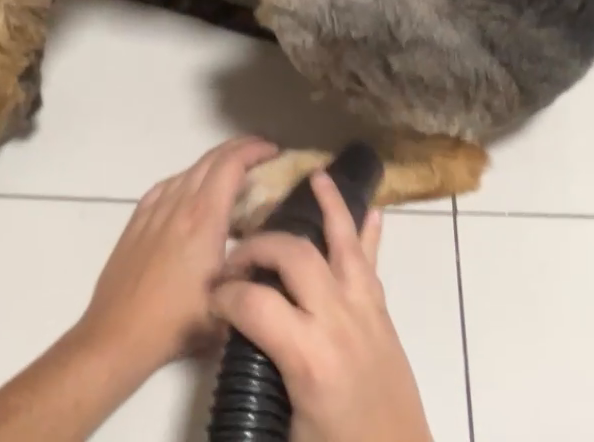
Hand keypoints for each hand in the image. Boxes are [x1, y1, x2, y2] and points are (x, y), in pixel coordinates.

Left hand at [75, 136, 278, 372]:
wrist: (116, 339)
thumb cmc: (175, 324)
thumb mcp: (229, 302)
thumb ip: (253, 271)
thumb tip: (272, 251)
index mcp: (204, 219)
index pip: (231, 165)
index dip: (255, 150)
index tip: (275, 152)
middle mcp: (179, 205)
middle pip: (211, 159)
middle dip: (240, 149)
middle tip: (263, 154)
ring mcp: (154, 212)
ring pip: (188, 170)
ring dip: (215, 163)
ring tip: (233, 172)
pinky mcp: (136, 223)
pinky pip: (166, 186)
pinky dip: (187, 178)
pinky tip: (191, 189)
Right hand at [212, 171, 433, 441]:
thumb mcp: (284, 424)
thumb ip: (259, 374)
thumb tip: (237, 342)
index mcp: (308, 356)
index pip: (253, 303)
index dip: (224, 295)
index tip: (211, 298)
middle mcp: (338, 319)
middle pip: (294, 256)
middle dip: (259, 246)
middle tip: (236, 259)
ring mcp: (365, 308)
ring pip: (344, 242)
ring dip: (331, 206)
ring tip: (317, 177)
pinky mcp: (382, 311)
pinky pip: (372, 262)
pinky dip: (368, 233)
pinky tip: (370, 210)